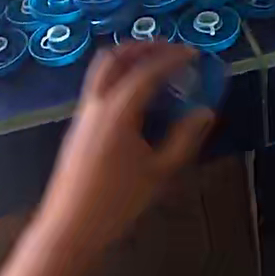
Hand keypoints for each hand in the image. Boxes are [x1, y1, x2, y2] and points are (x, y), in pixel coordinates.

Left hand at [35, 41, 215, 260]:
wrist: (69, 228)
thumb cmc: (117, 202)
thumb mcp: (159, 172)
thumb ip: (184, 138)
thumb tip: (205, 112)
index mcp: (118, 110)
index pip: (148, 71)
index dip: (173, 58)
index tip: (194, 53)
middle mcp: (97, 103)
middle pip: (116, 57)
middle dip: (144, 47)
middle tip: (170, 48)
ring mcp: (83, 112)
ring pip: (103, 69)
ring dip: (129, 58)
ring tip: (156, 66)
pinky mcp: (78, 124)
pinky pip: (99, 85)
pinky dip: (120, 75)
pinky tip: (138, 95)